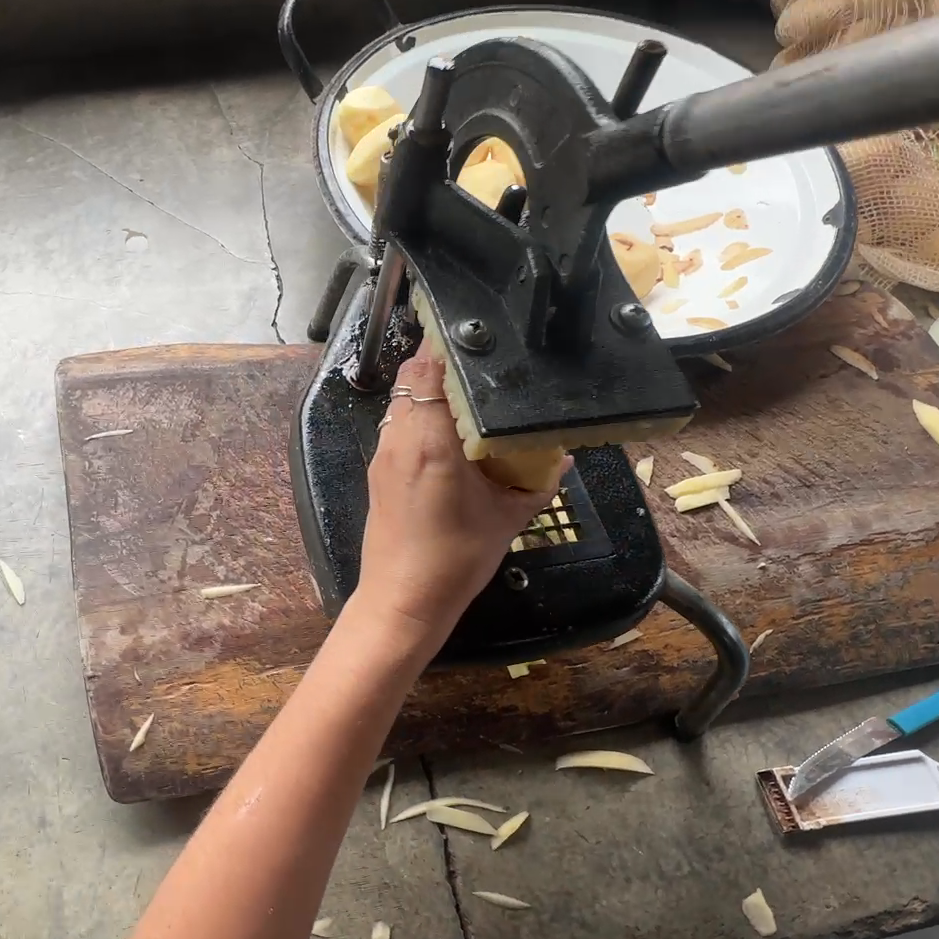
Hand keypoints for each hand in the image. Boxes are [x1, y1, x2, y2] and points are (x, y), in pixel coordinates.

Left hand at [346, 341, 568, 660]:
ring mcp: (382, 454)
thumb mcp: (507, 517)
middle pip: (411, 378)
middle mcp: (399, 439)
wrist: (402, 600)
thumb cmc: (456, 560)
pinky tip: (446, 433)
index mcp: (430, 443)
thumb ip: (537, 480)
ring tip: (466, 398)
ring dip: (428, 391)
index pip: (428, 369)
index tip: (477, 338)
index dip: (448, 346)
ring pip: (401, 401)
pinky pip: (396, 426)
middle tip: (479, 367)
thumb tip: (561, 454)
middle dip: (441, 364)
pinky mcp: (376, 470)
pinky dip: (417, 417)